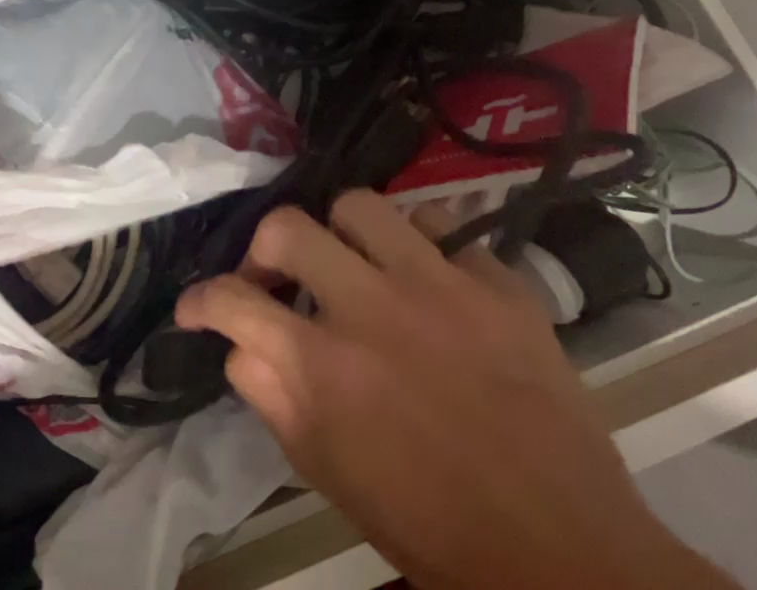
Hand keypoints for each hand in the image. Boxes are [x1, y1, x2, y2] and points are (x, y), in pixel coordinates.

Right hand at [175, 191, 737, 589]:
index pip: (230, 299)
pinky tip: (422, 281)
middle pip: (286, 227)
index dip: (198, 299)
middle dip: (261, 251)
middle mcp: (373, 309)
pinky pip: (447, 227)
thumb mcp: (321, 469)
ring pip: (363, 205)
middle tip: (275, 281)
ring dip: (338, 233)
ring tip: (349, 266)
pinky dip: (420, 246)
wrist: (559, 550)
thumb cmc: (425, 521)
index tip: (197, 309)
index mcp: (322, 365)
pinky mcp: (504, 288)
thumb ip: (268, 393)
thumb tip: (241, 342)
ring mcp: (444, 289)